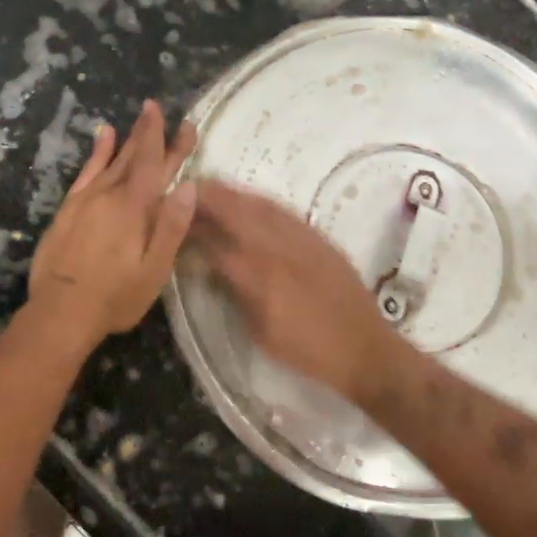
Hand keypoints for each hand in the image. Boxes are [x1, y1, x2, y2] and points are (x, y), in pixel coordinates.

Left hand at [28, 100, 197, 341]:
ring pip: (112, 160)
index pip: (156, 165)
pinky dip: (97, 151)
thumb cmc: (115, 297)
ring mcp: (86, 199)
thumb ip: (171, 227)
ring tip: (139, 117)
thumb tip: (189, 186)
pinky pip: (86, 171)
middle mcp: (110, 195)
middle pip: (135, 157)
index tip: (183, 121)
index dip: (169, 142)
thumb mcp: (153, 270)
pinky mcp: (69, 208)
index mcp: (135, 209)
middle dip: (150, 133)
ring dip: (128, 139)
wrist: (60, 312)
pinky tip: (103, 135)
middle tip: (159, 109)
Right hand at [191, 181, 412, 403]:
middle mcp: (277, 249)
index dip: (190, 230)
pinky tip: (248, 201)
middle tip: (184, 189)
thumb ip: (235, 294)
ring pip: (259, 205)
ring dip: (231, 193)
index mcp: (258, 276)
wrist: (365, 349)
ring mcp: (300, 239)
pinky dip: (259, 201)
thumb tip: (211, 269)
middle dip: (206, 197)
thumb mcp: (261, 331)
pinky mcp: (318, 238)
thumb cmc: (308, 350)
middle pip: (234, 212)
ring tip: (209, 187)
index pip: (213, 244)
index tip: (171, 220)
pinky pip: (282, 211)